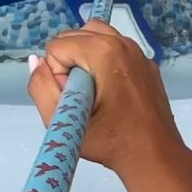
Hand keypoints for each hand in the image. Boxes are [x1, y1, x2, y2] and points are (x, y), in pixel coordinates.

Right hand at [29, 20, 184, 179]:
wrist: (154, 156)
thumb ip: (42, 88)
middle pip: (75, 35)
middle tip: (80, 96)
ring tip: (90, 90)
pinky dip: (105, 61)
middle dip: (69, 62)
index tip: (72, 99)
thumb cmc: (111, 142)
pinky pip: (115, 48)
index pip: (57, 47)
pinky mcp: (146, 63)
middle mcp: (122, 41)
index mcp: (103, 50)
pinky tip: (110, 93)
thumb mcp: (64, 121)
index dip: (57, 75)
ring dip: (84, 58)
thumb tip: (36, 61)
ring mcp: (138, 50)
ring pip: (96, 35)